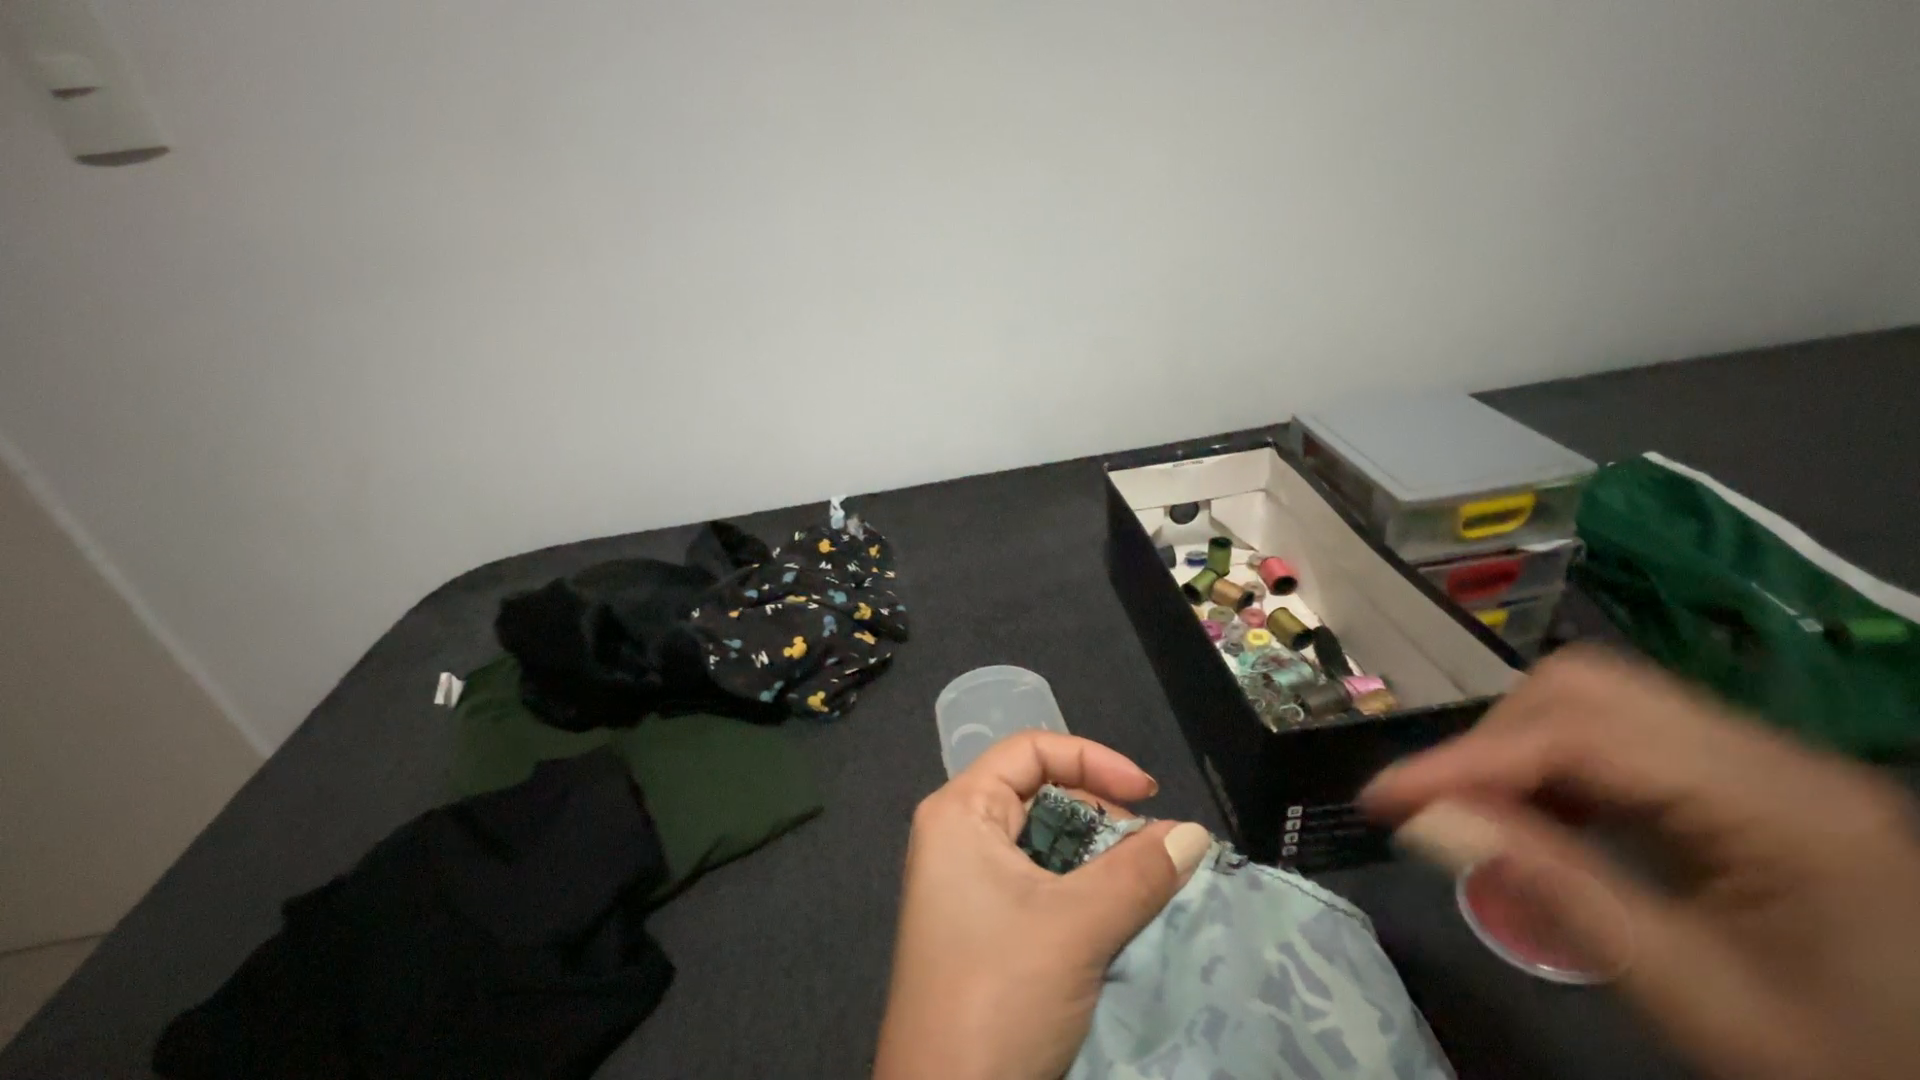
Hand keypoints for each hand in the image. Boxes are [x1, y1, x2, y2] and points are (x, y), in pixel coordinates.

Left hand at [872, 732, 1211, 1079]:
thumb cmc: (998, 994)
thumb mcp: (1075, 927)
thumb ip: (1139, 873)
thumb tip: (1195, 833)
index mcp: (960, 812)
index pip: (1031, 750)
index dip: (1093, 760)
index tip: (1149, 796)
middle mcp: (959, 837)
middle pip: (1040, 794)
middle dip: (1101, 815)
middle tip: (1150, 852)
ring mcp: (968, 885)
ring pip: (1047, 845)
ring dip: (1099, 859)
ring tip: (1144, 886)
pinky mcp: (985, 927)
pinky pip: (1042, 886)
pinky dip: (1084, 893)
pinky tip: (1119, 918)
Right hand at [1361, 646, 1919, 1079]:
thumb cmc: (1845, 1060)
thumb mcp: (1693, 994)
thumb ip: (1554, 890)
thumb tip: (1426, 818)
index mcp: (1778, 804)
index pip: (1583, 735)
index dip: (1466, 759)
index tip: (1381, 798)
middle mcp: (1773, 754)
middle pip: (1589, 688)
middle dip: (1493, 739)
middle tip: (1444, 808)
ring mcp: (1767, 761)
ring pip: (1602, 702)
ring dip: (1522, 748)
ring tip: (1488, 816)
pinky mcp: (1754, 781)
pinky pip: (1629, 739)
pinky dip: (1562, 766)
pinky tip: (1551, 820)